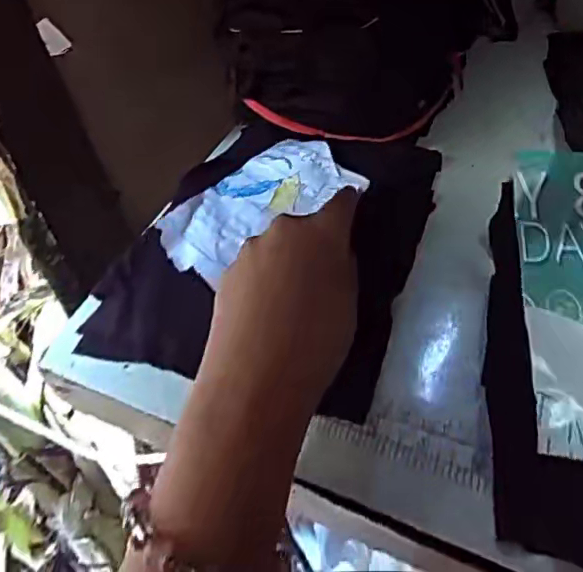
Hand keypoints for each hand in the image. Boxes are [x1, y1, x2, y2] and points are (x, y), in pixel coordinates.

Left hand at [144, 192, 357, 568]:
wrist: (252, 381)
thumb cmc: (317, 343)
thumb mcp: (350, 303)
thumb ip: (344, 266)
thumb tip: (336, 252)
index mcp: (322, 231)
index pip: (343, 201)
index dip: (351, 206)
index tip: (354, 215)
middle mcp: (284, 228)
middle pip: (304, 226)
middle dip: (313, 243)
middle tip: (319, 276)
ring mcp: (251, 248)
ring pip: (276, 246)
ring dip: (284, 261)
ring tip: (286, 303)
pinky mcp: (227, 271)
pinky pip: (254, 267)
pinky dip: (261, 280)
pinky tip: (262, 314)